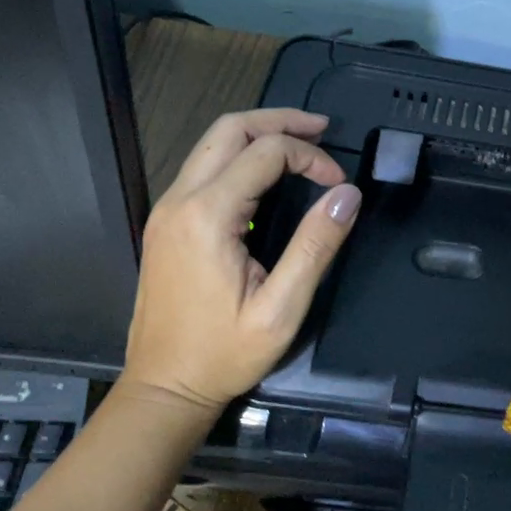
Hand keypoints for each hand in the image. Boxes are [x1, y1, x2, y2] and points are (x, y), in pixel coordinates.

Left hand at [121, 108, 362, 412]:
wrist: (163, 389)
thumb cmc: (223, 353)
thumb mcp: (282, 308)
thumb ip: (316, 245)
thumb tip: (347, 193)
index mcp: (207, 217)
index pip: (266, 153)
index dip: (310, 157)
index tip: (338, 184)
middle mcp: (180, 201)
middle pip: (230, 129)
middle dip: (280, 121)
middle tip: (322, 130)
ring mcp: (167, 210)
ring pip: (212, 142)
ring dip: (259, 133)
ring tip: (302, 142)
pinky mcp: (166, 222)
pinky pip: (204, 166)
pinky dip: (241, 154)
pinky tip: (268, 170)